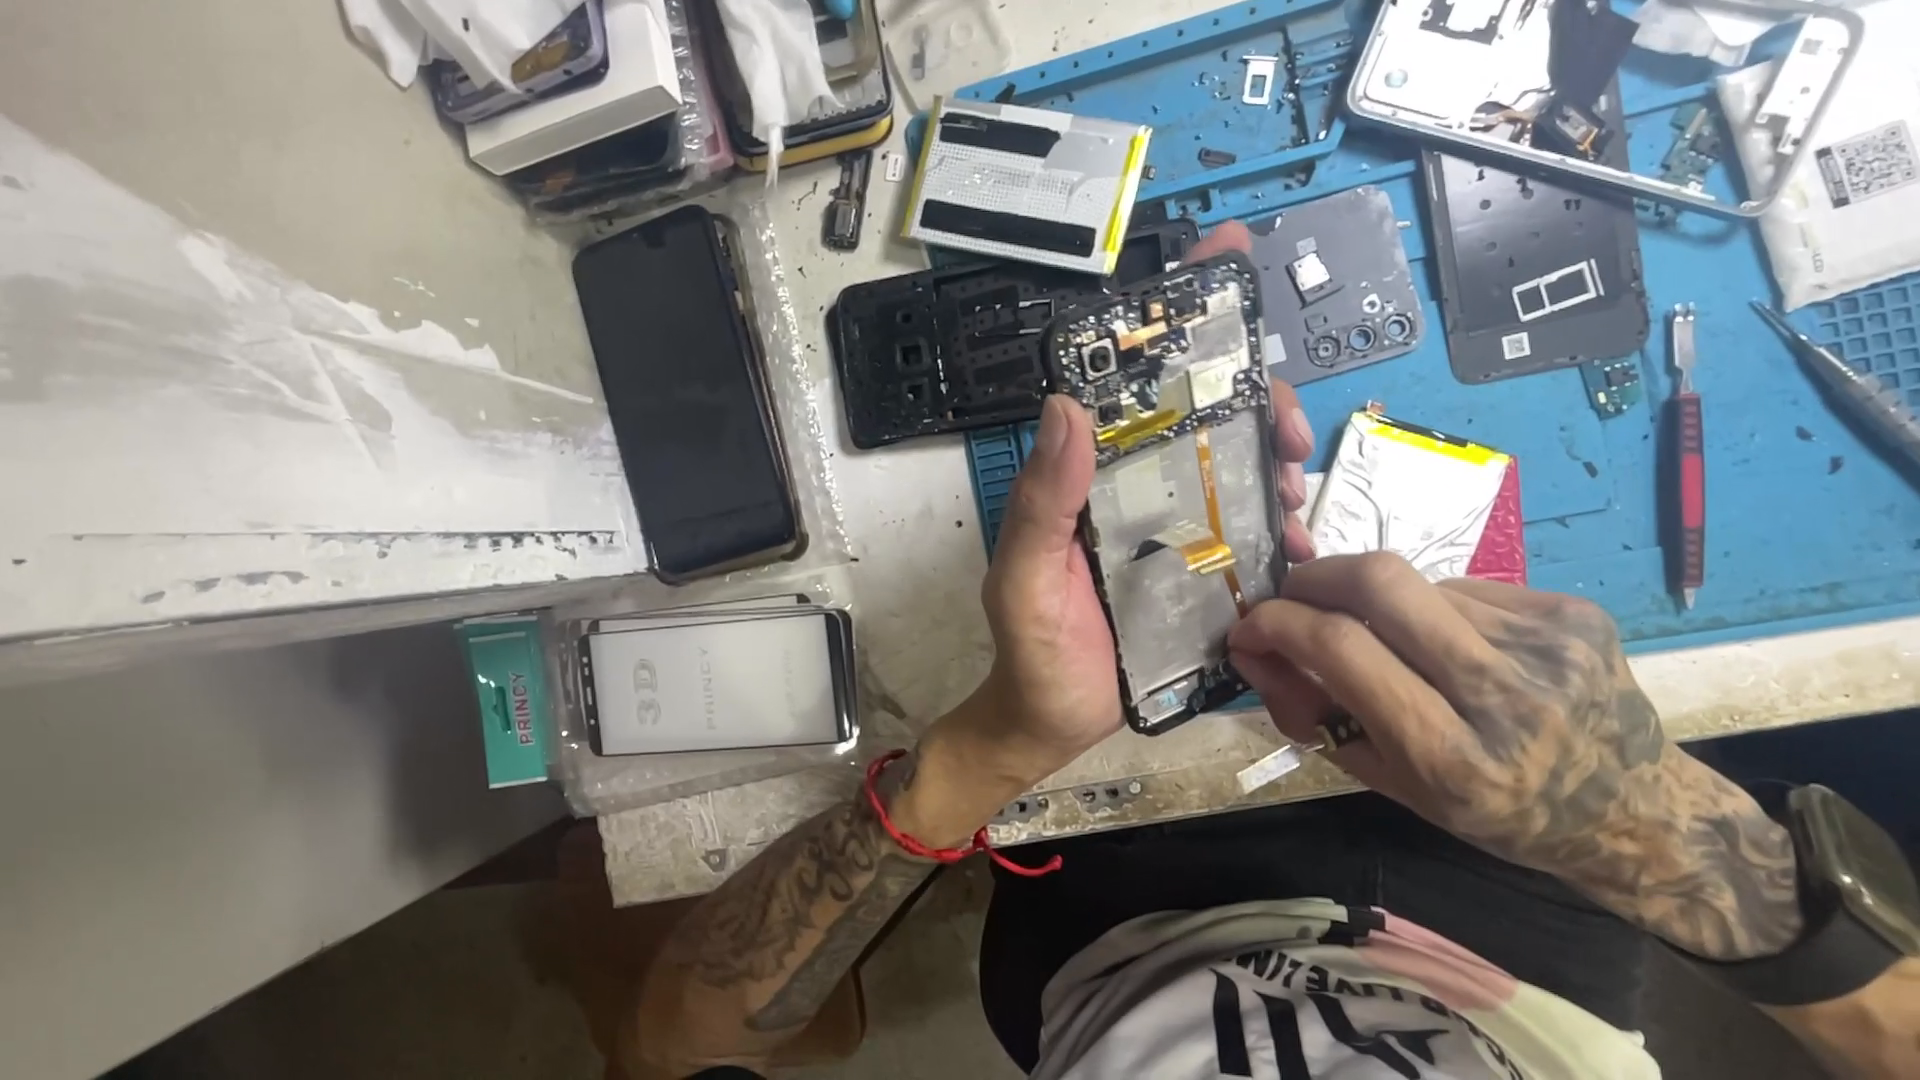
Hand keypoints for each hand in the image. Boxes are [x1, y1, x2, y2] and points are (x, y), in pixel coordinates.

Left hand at [957, 222, 1317, 784]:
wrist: (1053, 723)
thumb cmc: (1033, 649)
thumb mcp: (1024, 574)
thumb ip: (1042, 499)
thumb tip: (1066, 404)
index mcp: (1094, 476)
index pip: (1134, 385)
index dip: (1180, 319)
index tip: (1226, 260)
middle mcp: (1139, 490)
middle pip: (1209, 417)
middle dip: (1259, 400)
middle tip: (1285, 429)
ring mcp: (1179, 530)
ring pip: (1242, 469)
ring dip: (1280, 460)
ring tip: (1294, 487)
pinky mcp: (1210, 575)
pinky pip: (1258, 536)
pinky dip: (1288, 528)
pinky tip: (1300, 544)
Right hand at [1227, 553, 1803, 960]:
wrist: (1634, 812)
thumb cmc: (1493, 812)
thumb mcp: (1388, 782)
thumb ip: (1310, 715)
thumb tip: (1252, 650)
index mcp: (1452, 755)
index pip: (1343, 647)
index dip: (1277, 623)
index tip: (1248, 627)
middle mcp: (1504, 692)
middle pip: (1380, 581)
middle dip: (1313, 577)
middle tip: (1291, 598)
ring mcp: (1546, 644)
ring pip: (1415, 581)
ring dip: (1371, 600)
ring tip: (1384, 638)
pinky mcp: (1573, 614)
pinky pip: (1461, 586)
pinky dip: (1426, 607)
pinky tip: (1443, 641)